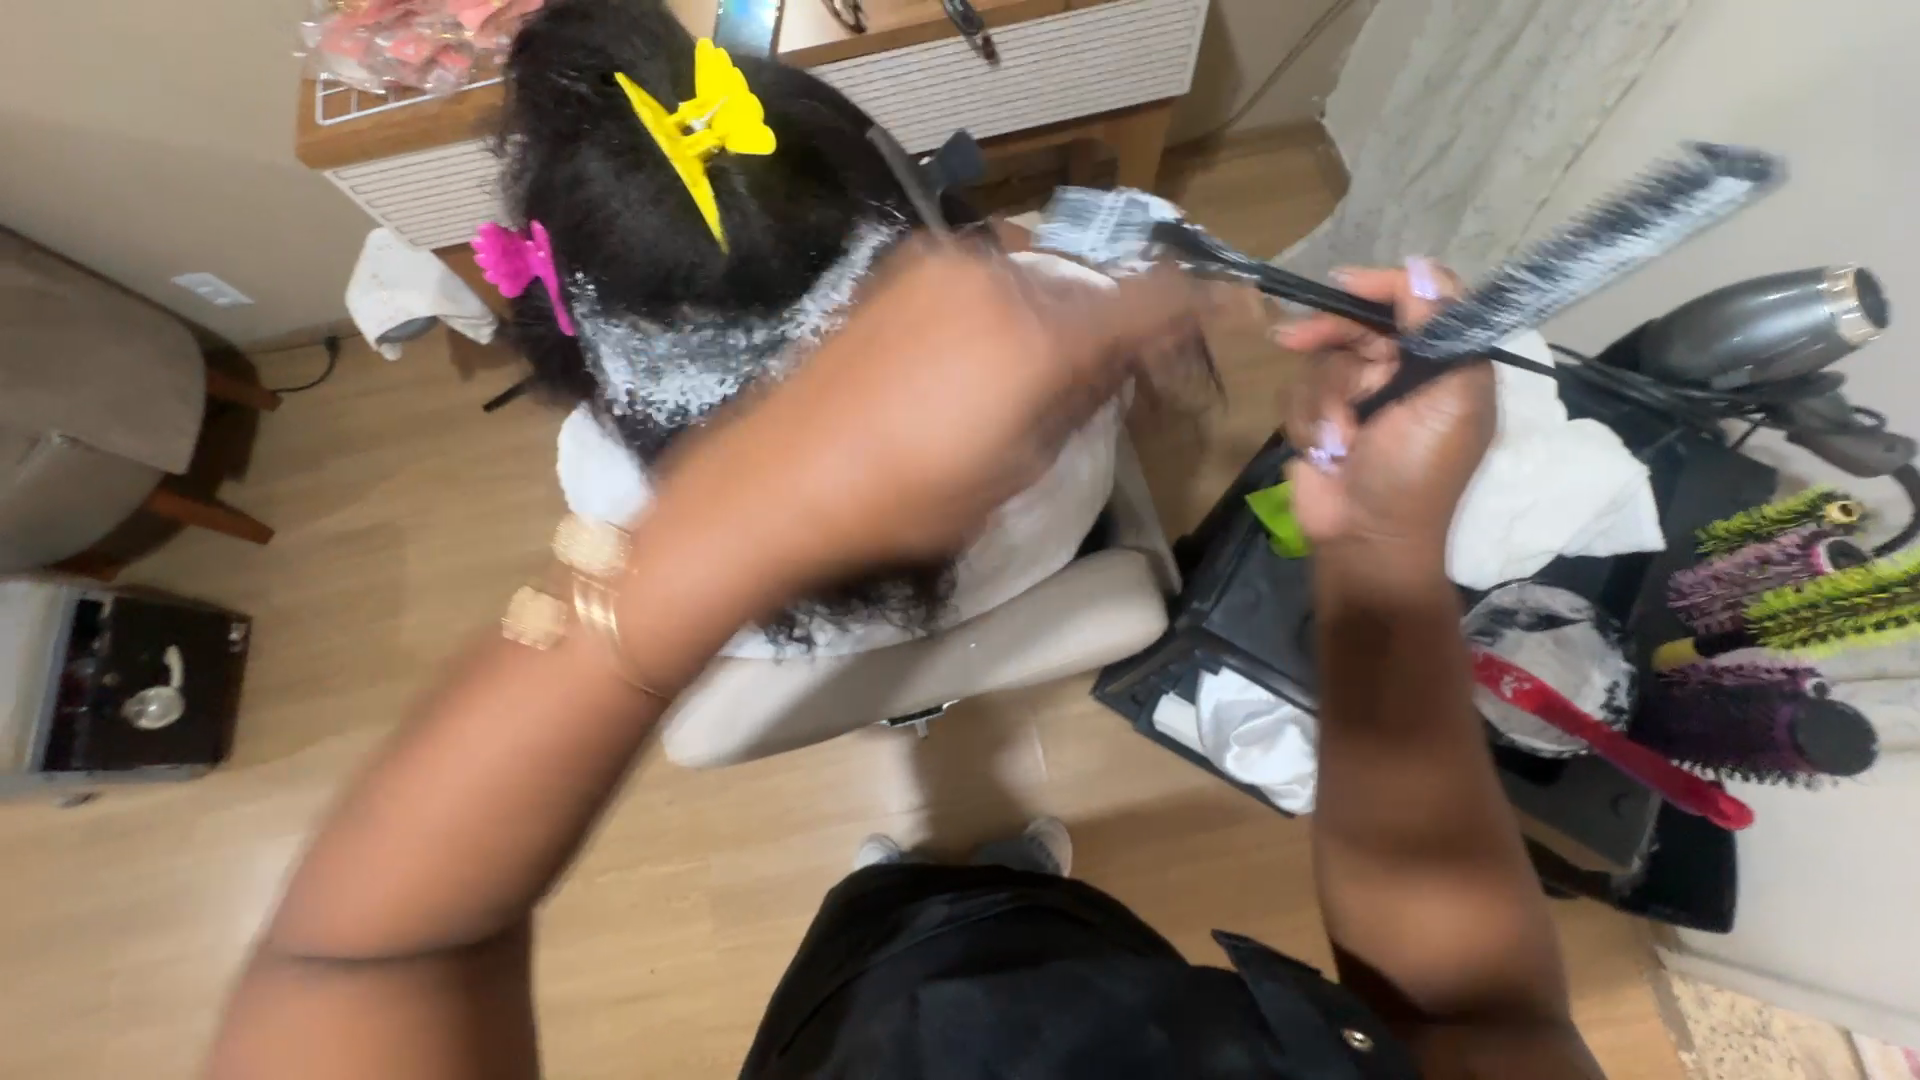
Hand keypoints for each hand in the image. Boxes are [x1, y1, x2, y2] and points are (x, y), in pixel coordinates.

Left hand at [643, 238, 1198, 591]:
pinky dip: (1006, 308)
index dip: (1195, 309)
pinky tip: (980, 359)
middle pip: (1092, 286)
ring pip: (1036, 279)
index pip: (1150, 299)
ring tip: (1035, 379)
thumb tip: (1117, 366)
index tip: (1216, 322)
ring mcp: (943, 267)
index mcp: (1038, 338)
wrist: (780, 480)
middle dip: (1113, 330)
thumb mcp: (1013, 473)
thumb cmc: (902, 502)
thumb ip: (1077, 406)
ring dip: (1056, 319)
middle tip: (1108, 382)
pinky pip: (984, 279)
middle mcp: (998, 279)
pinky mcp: (901, 271)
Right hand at [1276, 259, 1495, 562]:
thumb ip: (1440, 332)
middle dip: (1327, 337)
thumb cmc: (1417, 473)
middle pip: (1356, 326)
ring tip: (1340, 440)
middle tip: (1292, 338)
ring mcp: (1354, 398)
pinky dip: (1308, 423)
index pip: (1416, 302)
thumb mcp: (1447, 399)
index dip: (1382, 287)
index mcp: (1443, 363)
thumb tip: (1420, 266)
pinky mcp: (1318, 420)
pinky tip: (1324, 451)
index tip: (1344, 285)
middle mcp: (1398, 373)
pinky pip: (1297, 396)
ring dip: (1323, 403)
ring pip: (1320, 363)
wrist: (1366, 536)